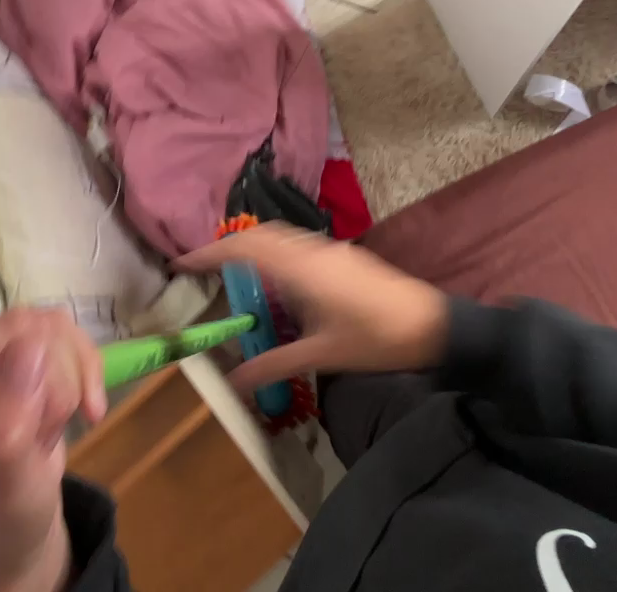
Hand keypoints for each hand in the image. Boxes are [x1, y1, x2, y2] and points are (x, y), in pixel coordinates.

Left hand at [0, 290, 106, 591]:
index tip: (24, 403)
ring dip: (65, 380)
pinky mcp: (7, 337)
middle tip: (43, 436)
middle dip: (44, 379)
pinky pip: (61, 325)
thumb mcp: (1, 501)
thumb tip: (28, 350)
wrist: (12, 530)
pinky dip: (83, 366)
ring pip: (40, 323)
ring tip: (48, 433)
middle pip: (4, 323)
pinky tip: (82, 408)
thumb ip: (5, 437)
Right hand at [176, 223, 449, 391]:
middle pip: (261, 235)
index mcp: (303, 269)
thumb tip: (233, 380)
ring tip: (231, 273)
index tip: (183, 263)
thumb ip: (275, 363)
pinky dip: (274, 252)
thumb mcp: (322, 355)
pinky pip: (296, 245)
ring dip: (253, 247)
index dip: (211, 253)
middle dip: (228, 247)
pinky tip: (274, 281)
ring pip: (280, 238)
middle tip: (202, 269)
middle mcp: (313, 251)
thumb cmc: (377, 340)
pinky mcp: (342, 257)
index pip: (246, 249)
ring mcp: (330, 250)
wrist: (434, 325)